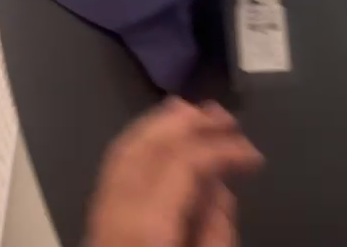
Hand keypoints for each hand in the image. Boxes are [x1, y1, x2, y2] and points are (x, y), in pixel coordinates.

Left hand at [87, 99, 263, 246]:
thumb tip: (220, 190)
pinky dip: (137, 148)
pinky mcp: (94, 230)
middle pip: (147, 148)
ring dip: (158, 128)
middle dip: (185, 123)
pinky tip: (156, 144)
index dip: (221, 148)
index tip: (252, 152)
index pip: (184, 163)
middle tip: (222, 115)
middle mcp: (116, 214)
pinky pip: (114, 172)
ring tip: (189, 113)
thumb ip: (213, 233)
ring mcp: (98, 220)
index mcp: (146, 228)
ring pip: (124, 153)